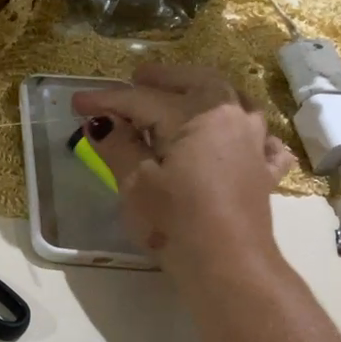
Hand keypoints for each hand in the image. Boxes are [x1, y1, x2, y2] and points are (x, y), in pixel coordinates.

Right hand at [72, 64, 293, 296]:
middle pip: (197, 84)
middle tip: (137, 78)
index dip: (106, 100)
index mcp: (196, 113)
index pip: (142, 101)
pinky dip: (248, 133)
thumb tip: (100, 122)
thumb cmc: (174, 220)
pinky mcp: (264, 172)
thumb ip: (118, 146)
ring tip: (185, 98)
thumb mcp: (135, 183)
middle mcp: (232, 116)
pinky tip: (245, 139)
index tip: (76, 101)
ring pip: (234, 102)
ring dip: (207, 94)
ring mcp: (255, 143)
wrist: (226, 263)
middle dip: (165, 78)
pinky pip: (261, 141)